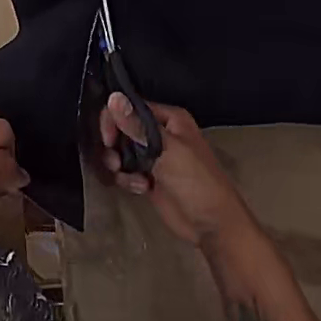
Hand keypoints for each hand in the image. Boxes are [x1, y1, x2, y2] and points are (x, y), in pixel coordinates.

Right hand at [99, 94, 253, 246]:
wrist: (211, 224)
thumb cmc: (195, 181)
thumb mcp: (167, 150)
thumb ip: (137, 126)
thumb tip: (113, 96)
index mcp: (169, 119)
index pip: (129, 108)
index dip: (114, 121)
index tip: (109, 141)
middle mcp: (158, 133)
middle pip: (120, 129)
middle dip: (114, 147)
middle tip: (117, 163)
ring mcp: (152, 156)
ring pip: (119, 151)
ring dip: (118, 166)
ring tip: (133, 179)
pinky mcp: (147, 177)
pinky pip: (124, 171)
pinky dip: (126, 179)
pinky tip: (141, 188)